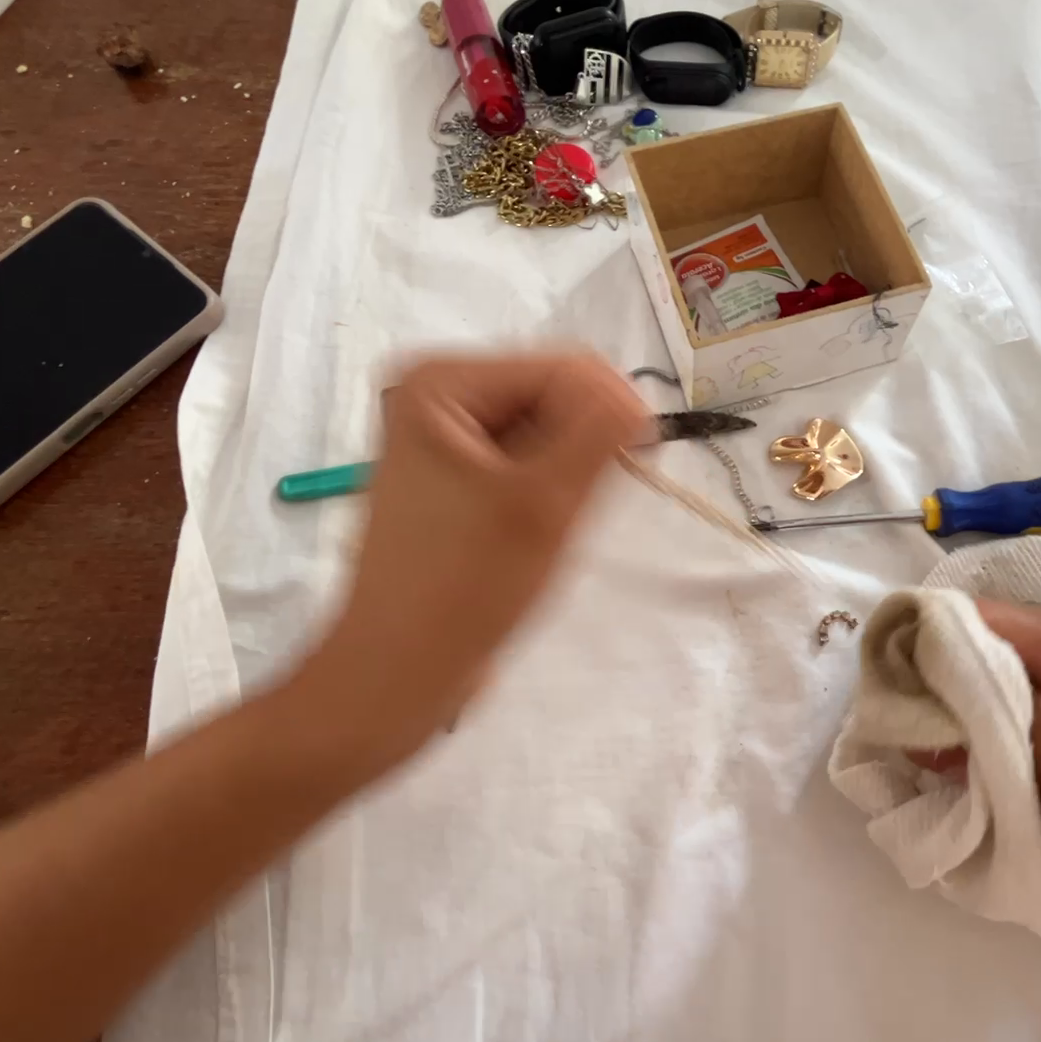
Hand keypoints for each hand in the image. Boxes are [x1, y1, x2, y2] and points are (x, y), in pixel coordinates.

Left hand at [297, 354, 646, 760]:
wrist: (397, 672)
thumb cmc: (464, 587)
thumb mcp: (544, 502)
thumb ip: (599, 434)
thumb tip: (637, 399)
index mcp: (442, 382)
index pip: (564, 369)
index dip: (613, 412)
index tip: (643, 466)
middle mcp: (435, 396)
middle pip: (552, 396)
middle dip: (584, 448)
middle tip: (582, 508)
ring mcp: (441, 439)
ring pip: (545, 432)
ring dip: (569, 474)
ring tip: (552, 525)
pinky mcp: (451, 478)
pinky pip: (524, 463)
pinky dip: (548, 492)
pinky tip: (535, 531)